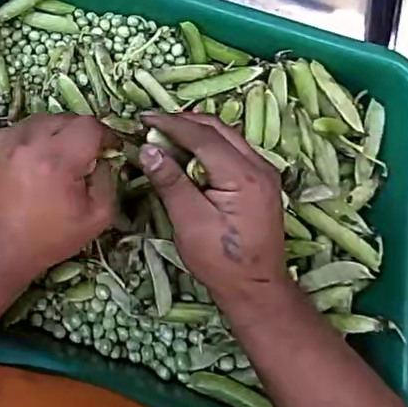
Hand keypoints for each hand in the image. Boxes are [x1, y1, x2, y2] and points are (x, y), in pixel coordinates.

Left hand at [0, 113, 116, 281]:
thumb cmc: (49, 238)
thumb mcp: (96, 218)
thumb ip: (109, 180)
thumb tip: (104, 157)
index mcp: (57, 160)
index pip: (89, 126)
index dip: (105, 135)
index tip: (109, 148)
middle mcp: (29, 142)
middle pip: (66, 118)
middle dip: (80, 134)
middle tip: (83, 156)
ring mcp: (6, 139)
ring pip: (43, 120)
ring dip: (55, 133)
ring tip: (55, 159)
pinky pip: (21, 128)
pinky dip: (32, 138)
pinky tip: (31, 161)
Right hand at [136, 112, 288, 302]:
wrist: (256, 288)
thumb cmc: (220, 260)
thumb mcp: (190, 222)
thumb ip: (170, 182)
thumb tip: (148, 149)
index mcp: (243, 175)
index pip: (203, 136)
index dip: (171, 124)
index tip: (144, 118)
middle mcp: (260, 166)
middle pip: (217, 128)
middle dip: (183, 121)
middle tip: (151, 124)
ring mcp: (264, 172)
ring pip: (226, 135)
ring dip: (195, 130)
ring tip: (165, 135)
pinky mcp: (260, 180)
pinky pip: (231, 148)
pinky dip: (206, 143)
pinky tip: (187, 152)